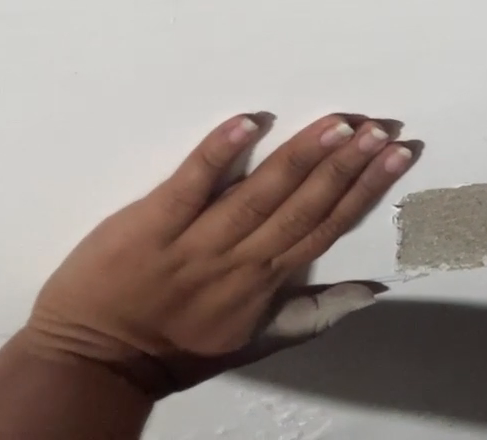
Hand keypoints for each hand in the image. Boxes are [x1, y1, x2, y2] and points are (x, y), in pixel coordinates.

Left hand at [22, 113, 417, 396]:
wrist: (88, 365)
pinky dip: (220, 154)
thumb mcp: (252, 344)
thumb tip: (371, 290)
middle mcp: (240, 260)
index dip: (367, 188)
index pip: (327, 226)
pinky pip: (191, 184)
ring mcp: (195, 241)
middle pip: (304, 205)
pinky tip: (250, 122)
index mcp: (265, 283)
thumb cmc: (176, 350)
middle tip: (380, 129)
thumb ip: (310, 314)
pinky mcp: (151, 223)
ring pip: (260, 193)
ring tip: (338, 124)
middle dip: (347, 165)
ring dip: (302, 157)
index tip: (398, 154)